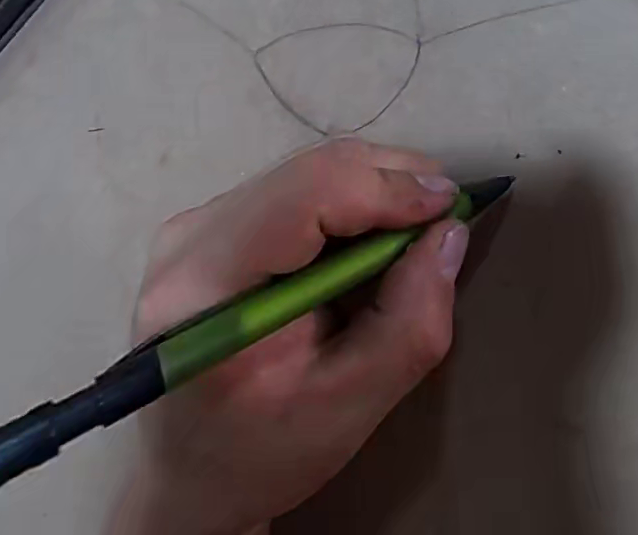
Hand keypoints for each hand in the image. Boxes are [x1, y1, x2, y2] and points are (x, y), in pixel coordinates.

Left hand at [107, 139, 469, 534]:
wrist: (187, 469)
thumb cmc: (262, 453)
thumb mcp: (348, 409)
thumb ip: (409, 322)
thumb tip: (450, 232)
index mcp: (206, 283)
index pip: (302, 197)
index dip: (382, 188)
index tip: (448, 206)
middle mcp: (192, 232)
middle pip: (307, 169)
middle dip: (388, 177)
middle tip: (444, 209)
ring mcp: (198, 220)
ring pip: (305, 168)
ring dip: (371, 183)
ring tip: (415, 219)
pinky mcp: (213, 221)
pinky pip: (294, 185)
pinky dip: (346, 196)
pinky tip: (372, 228)